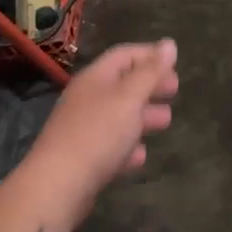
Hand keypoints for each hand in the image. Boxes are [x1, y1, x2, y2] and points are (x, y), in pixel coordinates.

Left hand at [23, 39, 178, 221]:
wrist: (56, 188)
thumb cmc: (97, 133)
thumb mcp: (130, 97)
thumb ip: (151, 71)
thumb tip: (169, 44)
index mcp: (95, 78)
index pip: (125, 55)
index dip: (150, 55)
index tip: (175, 64)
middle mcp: (87, 99)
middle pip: (123, 84)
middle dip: (150, 86)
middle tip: (175, 91)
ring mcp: (82, 130)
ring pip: (118, 116)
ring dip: (143, 116)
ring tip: (166, 122)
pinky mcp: (82, 159)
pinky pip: (109, 146)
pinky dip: (128, 146)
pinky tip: (140, 156)